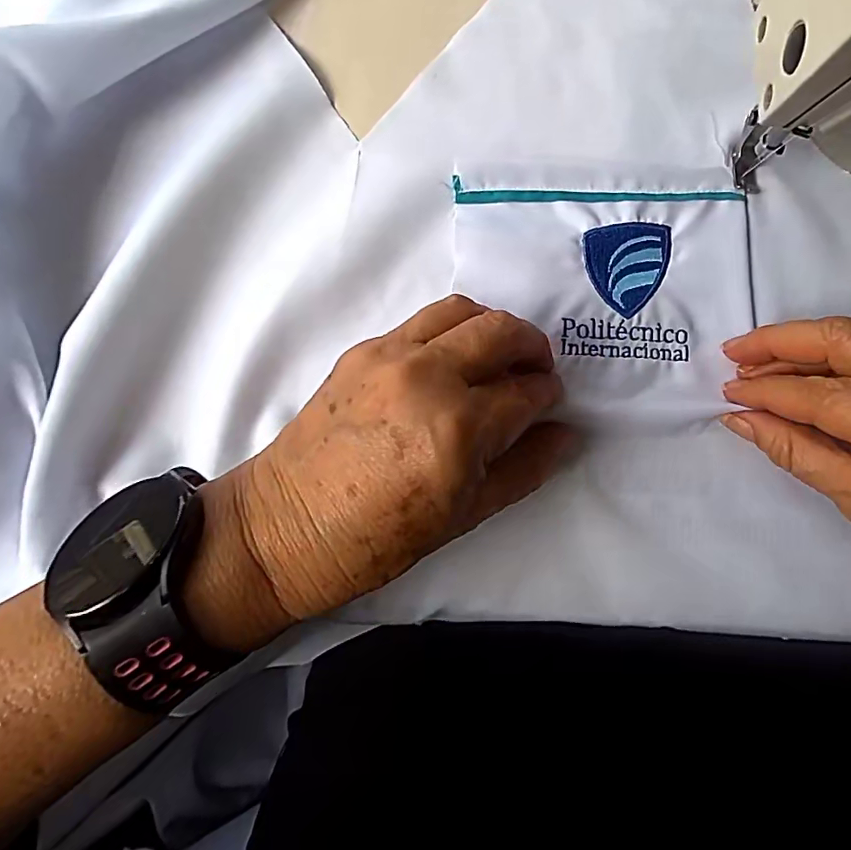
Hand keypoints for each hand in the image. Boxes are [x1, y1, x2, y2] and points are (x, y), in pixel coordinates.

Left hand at [185, 296, 575, 651]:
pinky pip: (418, 324)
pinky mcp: (359, 352)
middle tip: (534, 372)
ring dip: (489, 328)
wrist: (287, 524)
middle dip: (530, 347)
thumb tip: (563, 434)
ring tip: (495, 358)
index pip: (524, 391)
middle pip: (499, 331)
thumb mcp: (463, 516)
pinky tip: (446, 365)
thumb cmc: (377, 538)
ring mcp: (388, 357)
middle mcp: (425, 376)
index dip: (546, 396)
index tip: (549, 403)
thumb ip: (522, 469)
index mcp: (457, 426)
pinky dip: (446, 333)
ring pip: (458, 311)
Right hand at [718, 317, 850, 673]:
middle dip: (782, 342)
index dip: (769, 392)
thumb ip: (798, 451)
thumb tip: (745, 420)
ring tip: (760, 362)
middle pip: (849, 340)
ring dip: (807, 346)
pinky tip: (808, 371)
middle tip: (736, 354)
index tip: (732, 393)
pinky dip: (840, 358)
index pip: (827, 395)